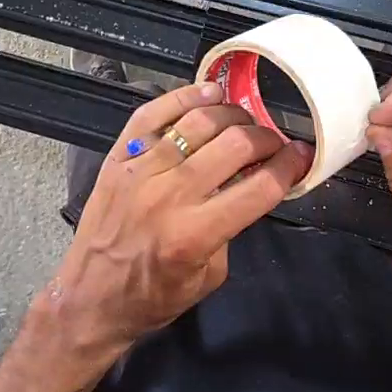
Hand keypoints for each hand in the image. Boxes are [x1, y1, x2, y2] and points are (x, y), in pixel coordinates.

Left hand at [40, 82, 312, 354]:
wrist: (89, 298)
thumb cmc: (153, 297)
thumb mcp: (209, 277)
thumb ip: (232, 227)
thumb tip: (248, 183)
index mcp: (196, 234)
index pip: (259, 187)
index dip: (290, 166)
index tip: (302, 156)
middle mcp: (169, 195)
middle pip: (234, 144)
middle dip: (266, 137)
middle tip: (274, 141)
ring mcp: (140, 171)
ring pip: (197, 122)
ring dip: (232, 113)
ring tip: (245, 118)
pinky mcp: (119, 157)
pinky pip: (151, 114)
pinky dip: (183, 97)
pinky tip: (208, 93)